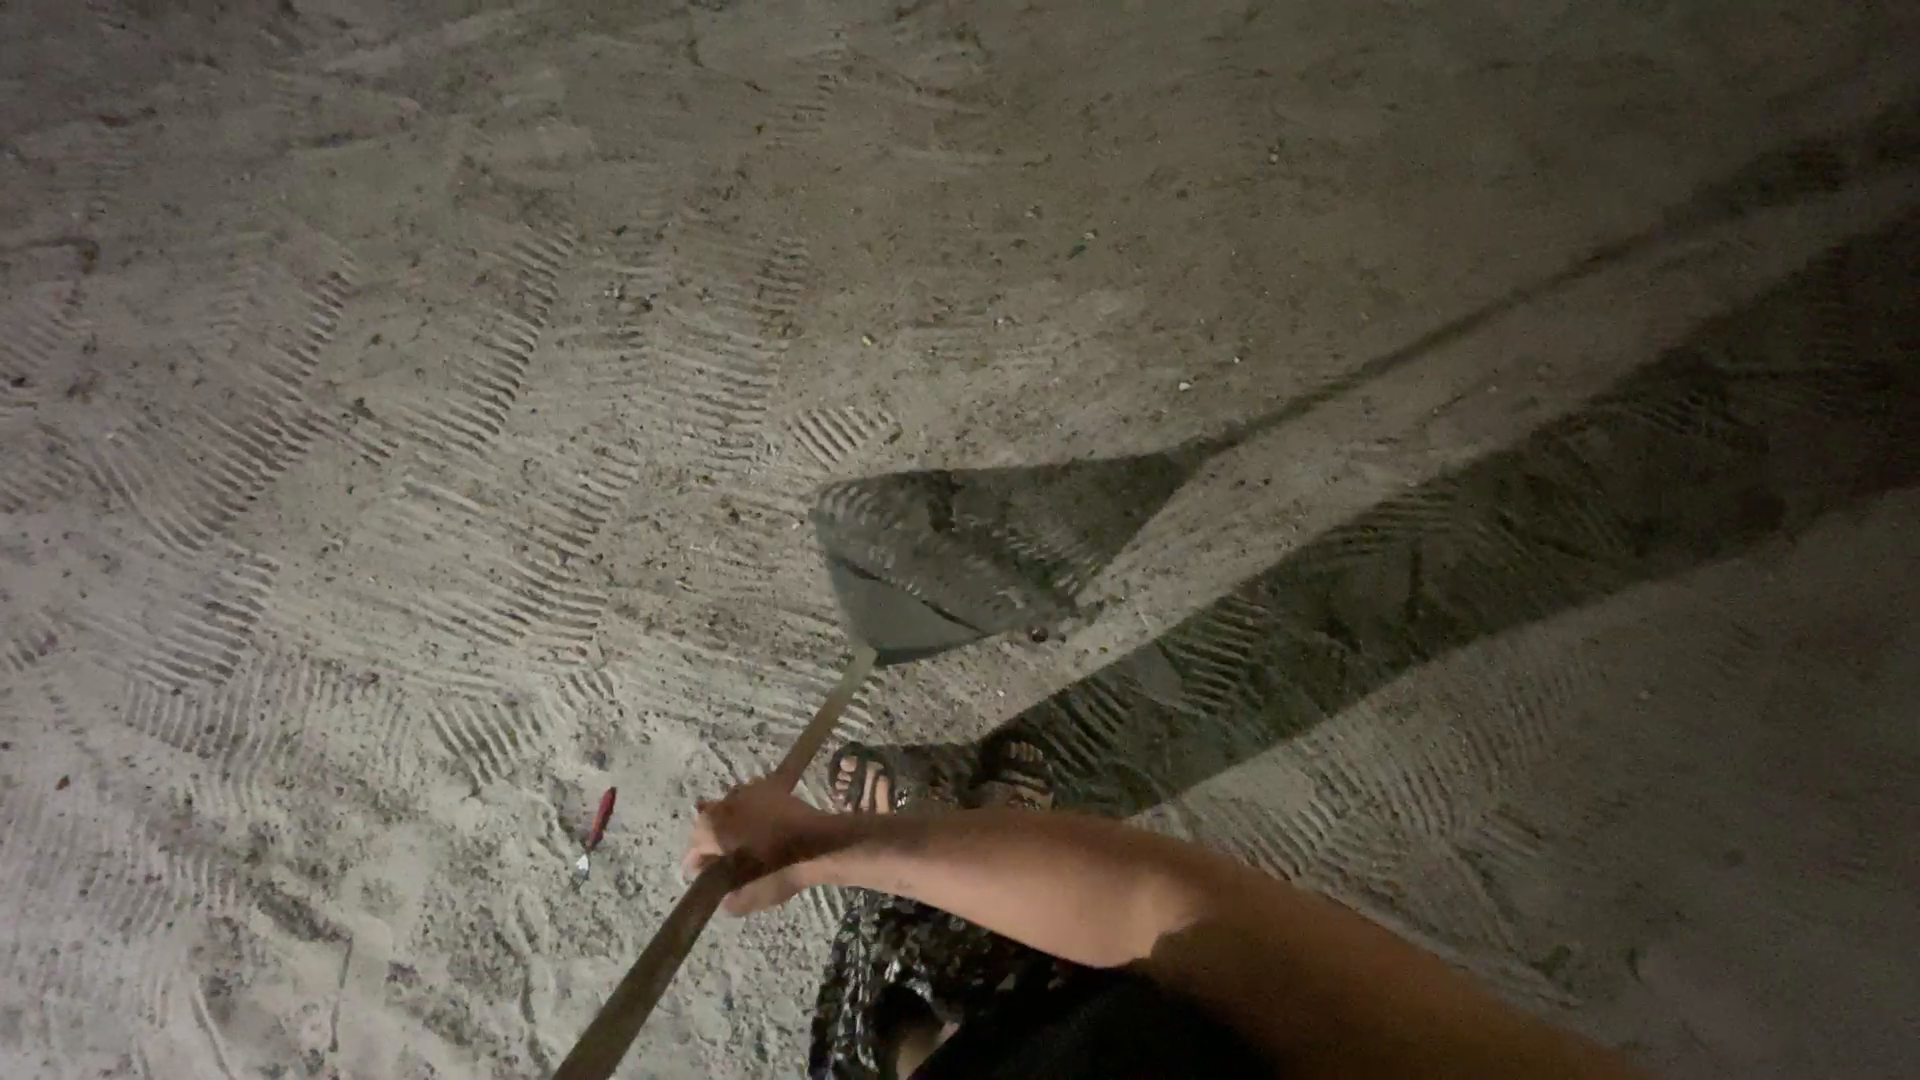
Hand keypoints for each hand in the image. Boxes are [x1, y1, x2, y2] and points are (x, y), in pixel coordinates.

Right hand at [681, 779, 843, 914]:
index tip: (702, 875)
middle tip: (724, 861)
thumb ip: (732, 899)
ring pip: (729, 808)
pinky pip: (751, 798)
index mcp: (715, 826)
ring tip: (743, 845)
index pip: (695, 843)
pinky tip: (762, 828)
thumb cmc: (782, 868)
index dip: (698, 862)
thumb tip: (726, 901)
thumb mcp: (753, 895)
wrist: (822, 842)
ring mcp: (751, 790)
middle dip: (713, 840)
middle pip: (710, 821)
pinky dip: (751, 812)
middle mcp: (728, 802)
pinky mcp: (772, 787)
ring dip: (731, 824)